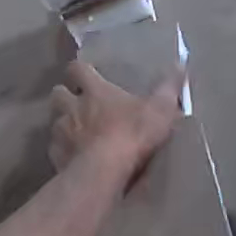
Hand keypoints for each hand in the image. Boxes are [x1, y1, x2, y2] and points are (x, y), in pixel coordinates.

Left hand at [49, 61, 185, 182]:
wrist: (105, 172)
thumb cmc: (133, 134)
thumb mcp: (160, 109)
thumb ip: (169, 87)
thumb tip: (180, 63)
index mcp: (95, 90)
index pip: (77, 69)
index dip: (79, 70)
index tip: (85, 73)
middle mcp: (72, 107)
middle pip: (57, 93)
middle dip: (65, 96)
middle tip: (78, 103)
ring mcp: (61, 132)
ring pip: (55, 122)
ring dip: (64, 124)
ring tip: (77, 133)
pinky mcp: (56, 158)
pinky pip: (55, 150)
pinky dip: (63, 151)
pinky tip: (75, 159)